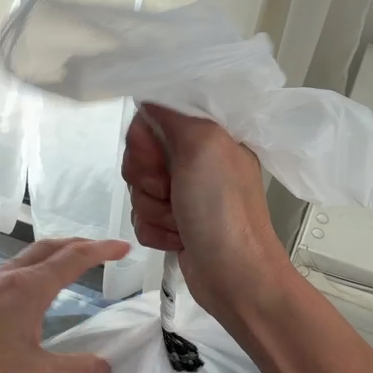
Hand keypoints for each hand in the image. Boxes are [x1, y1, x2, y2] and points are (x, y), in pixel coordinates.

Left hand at [0, 237, 128, 372]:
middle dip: (76, 244)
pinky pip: (0, 278)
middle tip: (96, 249)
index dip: (102, 250)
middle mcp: (5, 280)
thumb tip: (105, 368)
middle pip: (46, 249)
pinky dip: (23, 276)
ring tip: (59, 270)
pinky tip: (15, 301)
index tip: (123, 247)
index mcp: (29, 289)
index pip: (74, 259)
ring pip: (20, 261)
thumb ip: (76, 372)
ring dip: (46, 258)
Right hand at [122, 103, 294, 319]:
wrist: (234, 277)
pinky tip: (179, 238)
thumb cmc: (223, 211)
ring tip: (182, 220)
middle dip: (149, 179)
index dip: (147, 141)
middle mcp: (199, 160)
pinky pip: (140, 217)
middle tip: (175, 192)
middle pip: (140, 154)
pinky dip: (155, 230)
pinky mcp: (175, 223)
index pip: (155, 118)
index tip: (164, 158)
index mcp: (211, 135)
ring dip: (153, 208)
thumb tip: (150, 96)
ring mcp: (186, 193)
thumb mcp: (203, 145)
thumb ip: (173, 114)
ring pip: (137, 188)